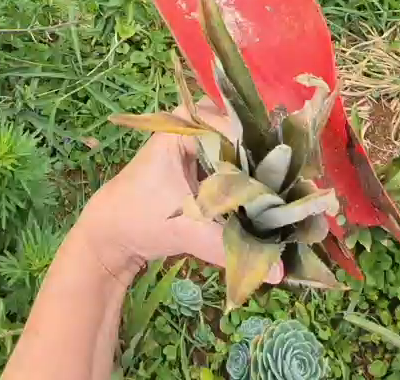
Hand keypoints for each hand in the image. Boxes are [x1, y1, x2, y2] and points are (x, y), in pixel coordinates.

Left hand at [68, 109, 285, 285]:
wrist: (109, 233)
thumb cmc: (139, 218)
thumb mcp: (185, 229)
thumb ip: (228, 247)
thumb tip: (280, 271)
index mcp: (182, 128)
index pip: (232, 129)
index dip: (259, 153)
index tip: (283, 180)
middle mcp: (191, 128)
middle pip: (239, 136)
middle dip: (264, 161)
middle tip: (290, 187)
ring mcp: (195, 145)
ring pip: (237, 150)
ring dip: (257, 171)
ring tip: (285, 195)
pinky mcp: (198, 165)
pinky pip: (230, 165)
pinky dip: (246, 180)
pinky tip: (267, 201)